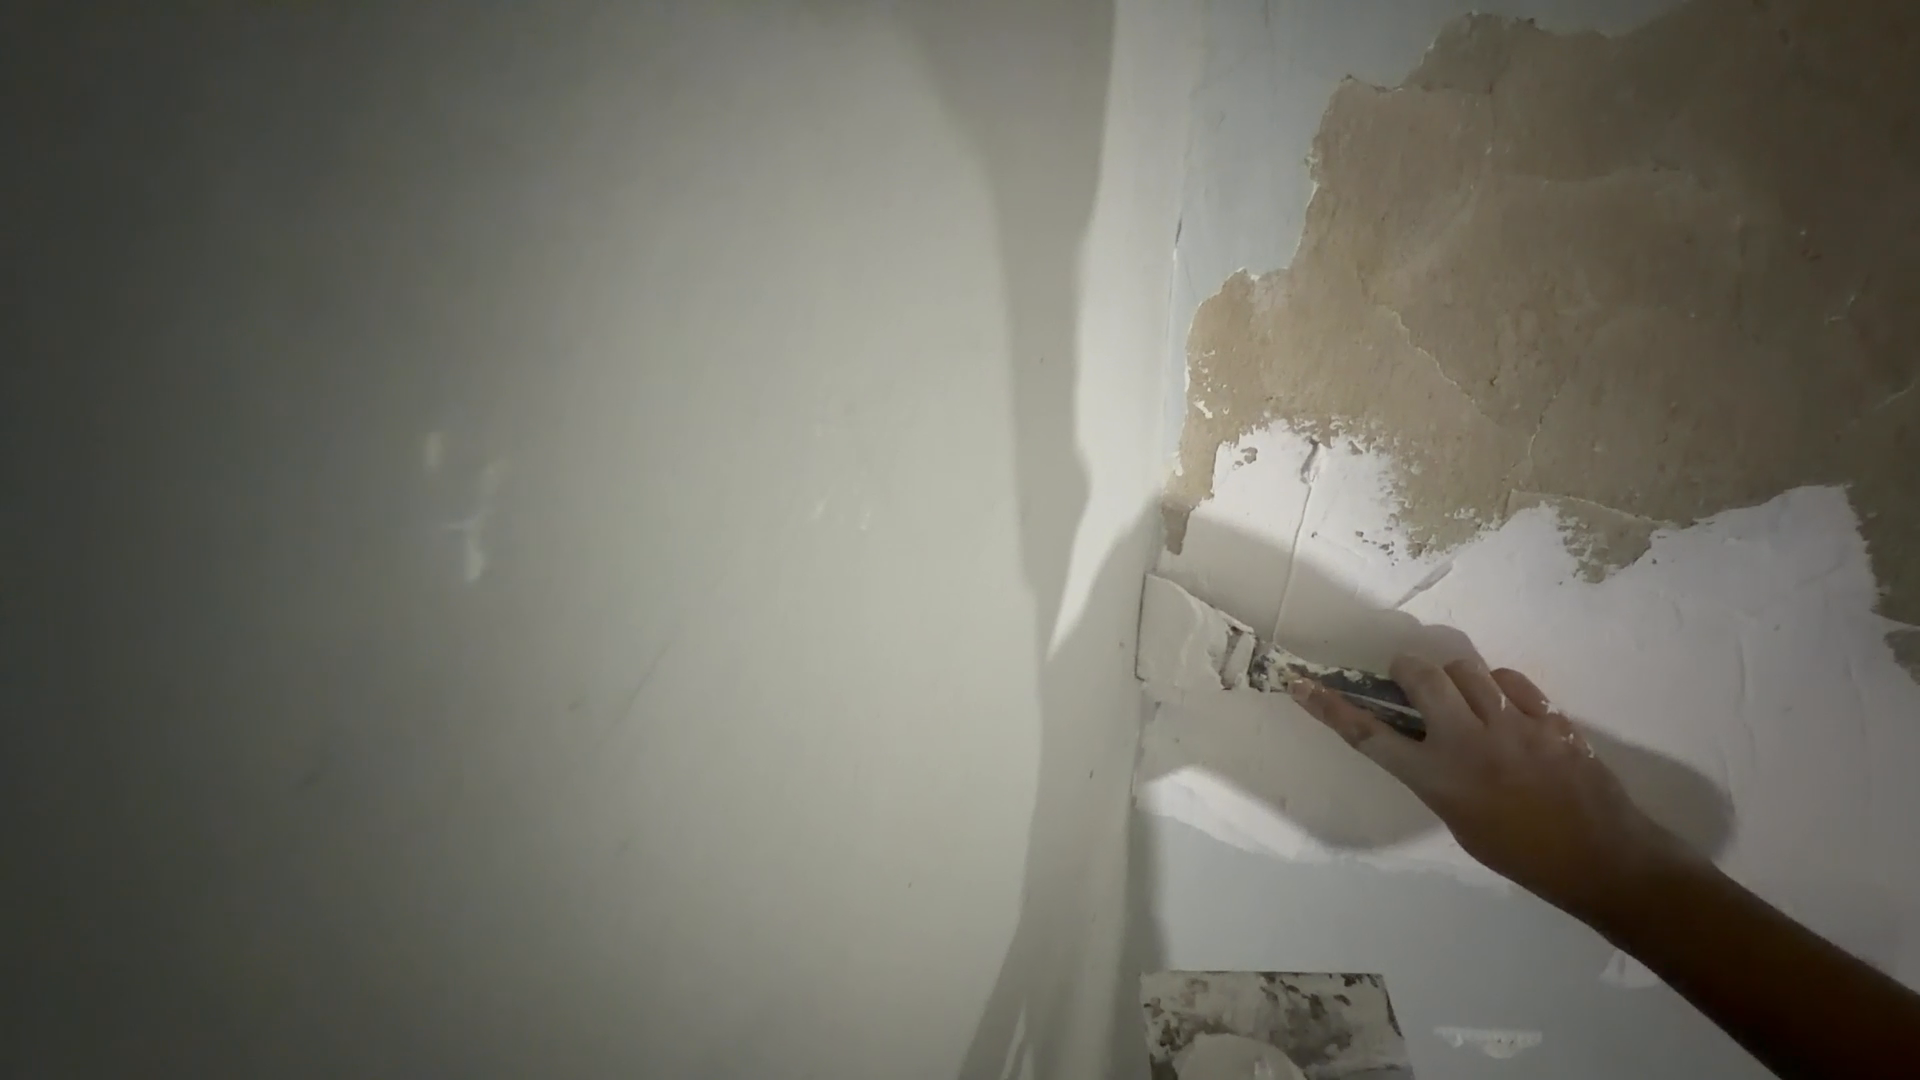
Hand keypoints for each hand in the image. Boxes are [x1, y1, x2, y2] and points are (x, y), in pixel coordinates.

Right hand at [1291, 655, 1700, 922]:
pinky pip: (1512, 682)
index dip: (1328, 707)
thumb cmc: (1521, 853)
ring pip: (1466, 670)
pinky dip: (1498, 685)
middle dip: (1406, 668)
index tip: (1301, 684)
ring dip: (1453, 675)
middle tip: (1406, 675)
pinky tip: (1503, 704)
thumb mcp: (1457, 818)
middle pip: (1420, 677)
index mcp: (1436, 778)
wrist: (1607, 862)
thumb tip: (1424, 740)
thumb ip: (1433, 774)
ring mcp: (1513, 727)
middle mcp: (1467, 744)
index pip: (1367, 734)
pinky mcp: (1550, 720)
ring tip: (1461, 692)